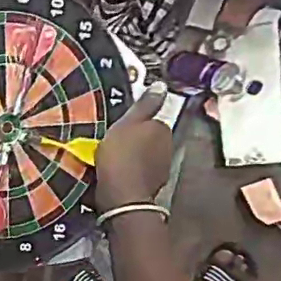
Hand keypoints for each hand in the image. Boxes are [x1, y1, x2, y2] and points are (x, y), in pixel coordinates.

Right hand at [95, 83, 173, 212]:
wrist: (121, 195)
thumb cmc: (121, 156)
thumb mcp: (126, 123)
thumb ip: (144, 104)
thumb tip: (160, 85)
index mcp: (162, 128)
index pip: (150, 120)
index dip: (133, 124)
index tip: (118, 129)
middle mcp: (168, 147)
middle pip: (149, 138)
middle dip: (135, 140)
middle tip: (113, 144)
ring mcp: (162, 167)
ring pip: (145, 156)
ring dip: (133, 157)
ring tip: (112, 161)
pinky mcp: (152, 185)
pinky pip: (140, 172)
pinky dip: (131, 172)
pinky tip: (117, 175)